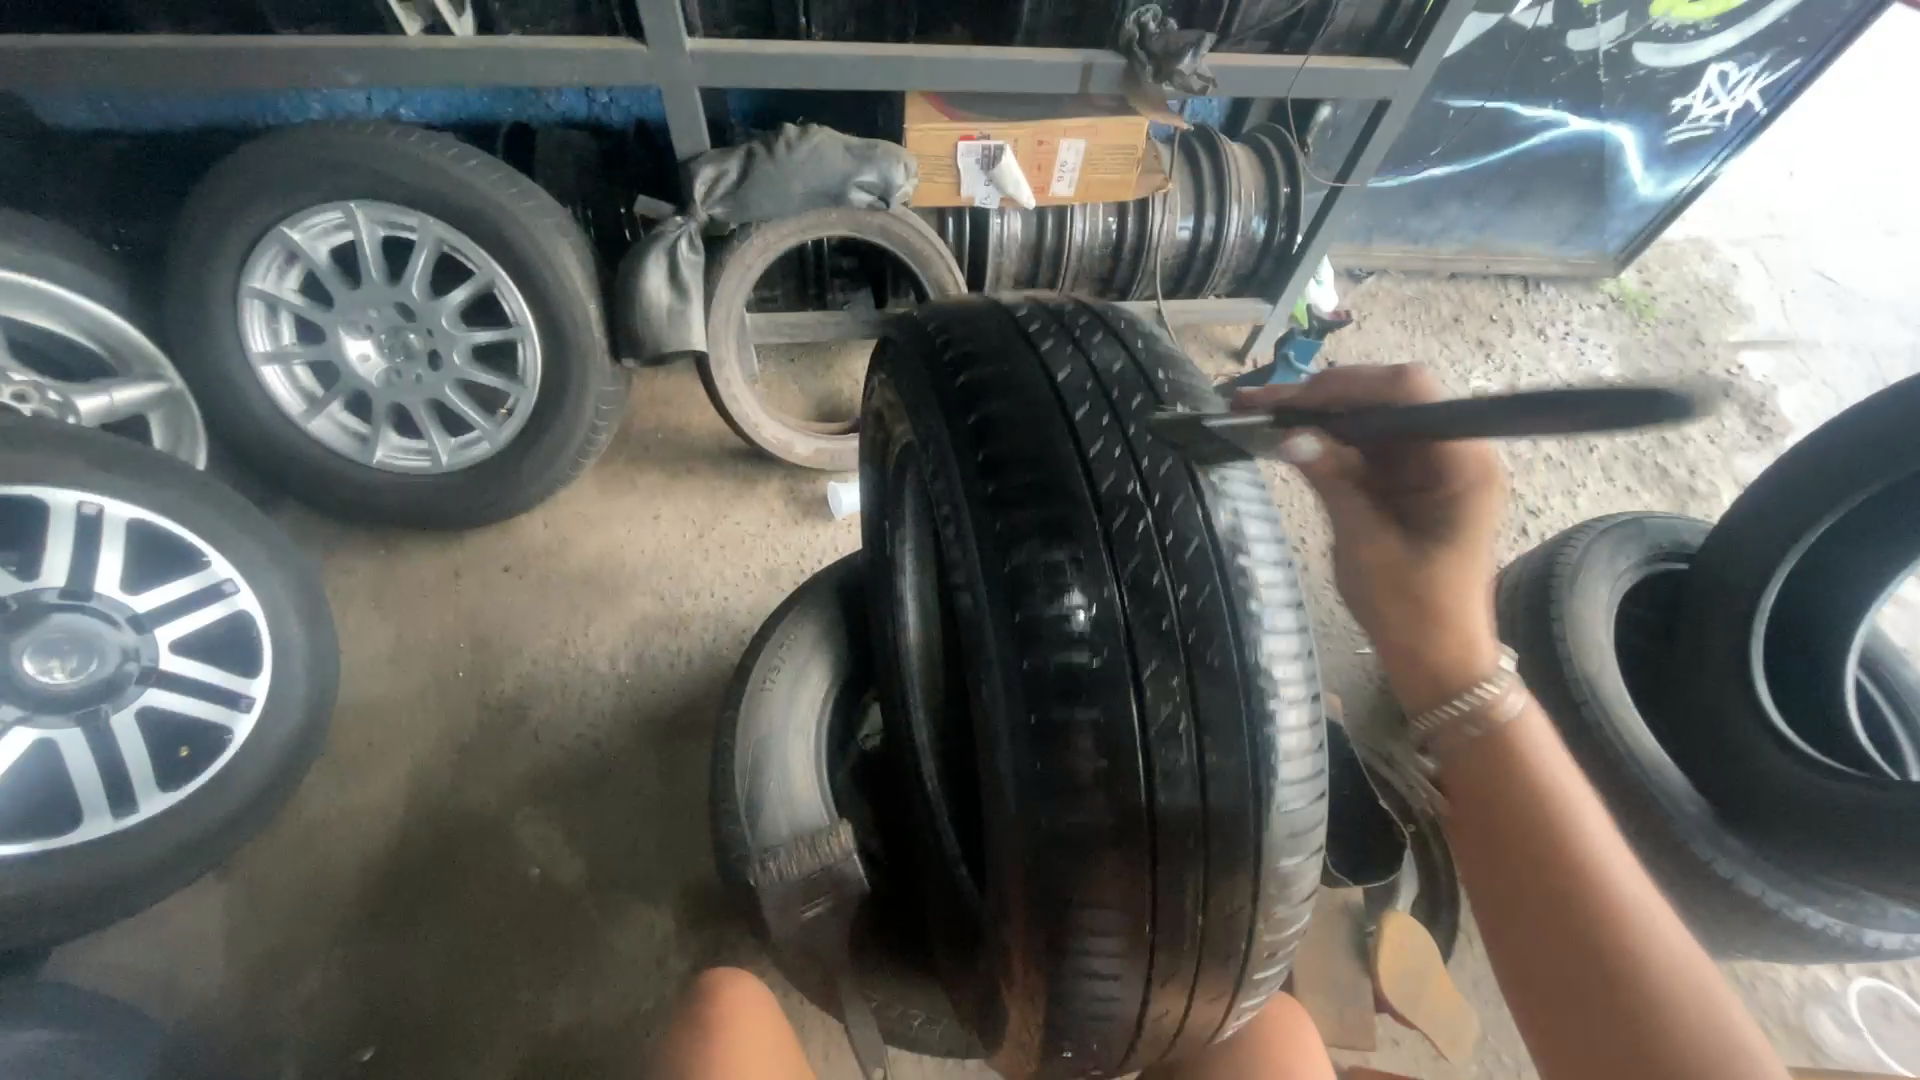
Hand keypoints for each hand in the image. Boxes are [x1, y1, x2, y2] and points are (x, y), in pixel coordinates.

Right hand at [1235, 365, 1507, 708]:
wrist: (1436, 655)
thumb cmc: (1411, 608)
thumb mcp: (1365, 542)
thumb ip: (1332, 481)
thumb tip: (1289, 436)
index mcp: (1462, 463)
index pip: (1409, 392)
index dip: (1346, 386)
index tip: (1289, 399)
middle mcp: (1453, 451)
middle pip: (1388, 398)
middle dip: (1324, 396)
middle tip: (1261, 402)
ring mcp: (1430, 465)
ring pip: (1371, 418)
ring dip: (1319, 415)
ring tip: (1262, 412)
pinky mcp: (1409, 481)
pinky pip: (1367, 445)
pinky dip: (1328, 441)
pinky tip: (1290, 438)